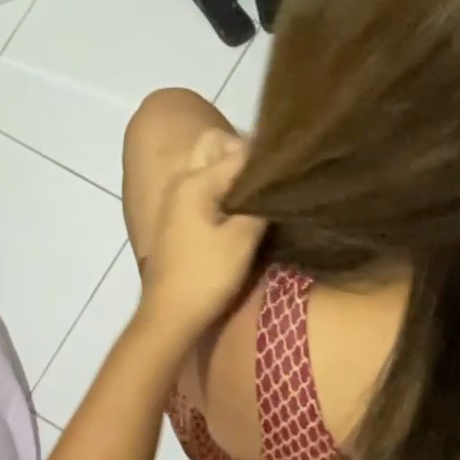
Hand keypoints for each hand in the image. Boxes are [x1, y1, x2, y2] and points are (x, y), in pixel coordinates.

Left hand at [136, 130, 263, 341]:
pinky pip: (200, 187)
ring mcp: (173, 199)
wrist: (168, 314)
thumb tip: (275, 181)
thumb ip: (260, 204)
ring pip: (205, 165)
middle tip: (267, 178)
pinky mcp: (174, 219)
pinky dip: (218, 188)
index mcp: (196, 180)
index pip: (238, 150)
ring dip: (229, 171)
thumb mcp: (242, 240)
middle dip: (242, 153)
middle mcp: (181, 180)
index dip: (266, 156)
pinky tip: (237, 210)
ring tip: (256, 193)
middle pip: (213, 145)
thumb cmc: (206, 276)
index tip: (291, 165)